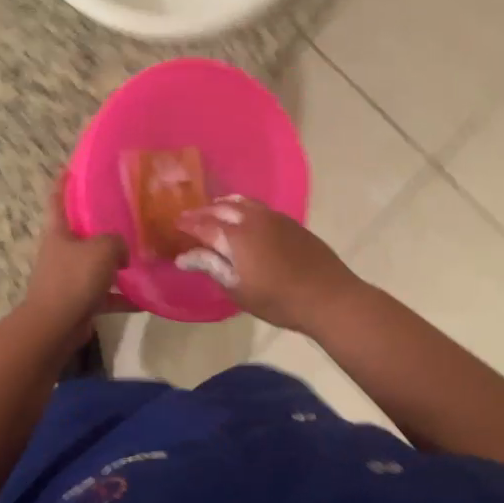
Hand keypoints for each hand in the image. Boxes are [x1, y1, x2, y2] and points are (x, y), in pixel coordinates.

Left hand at [23, 174, 128, 328]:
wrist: (56, 325)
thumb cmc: (74, 279)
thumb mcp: (102, 249)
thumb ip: (116, 242)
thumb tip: (121, 254)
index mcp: (59, 232)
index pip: (58, 200)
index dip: (63, 183)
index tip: (71, 167)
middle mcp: (61, 252)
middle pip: (81, 233)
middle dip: (100, 226)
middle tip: (125, 215)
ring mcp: (68, 278)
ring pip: (95, 265)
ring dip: (115, 264)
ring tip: (142, 258)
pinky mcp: (79, 302)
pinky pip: (105, 295)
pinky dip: (123, 297)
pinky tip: (146, 299)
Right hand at [174, 196, 361, 331]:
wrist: (328, 296)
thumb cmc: (277, 299)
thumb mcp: (237, 288)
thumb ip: (210, 266)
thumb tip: (183, 256)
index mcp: (235, 236)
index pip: (203, 224)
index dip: (187, 224)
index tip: (174, 225)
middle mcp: (252, 219)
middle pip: (221, 208)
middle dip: (202, 212)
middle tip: (190, 218)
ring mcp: (274, 218)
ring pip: (241, 203)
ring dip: (223, 205)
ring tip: (214, 212)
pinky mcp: (290, 222)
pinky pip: (258, 207)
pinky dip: (242, 208)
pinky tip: (243, 219)